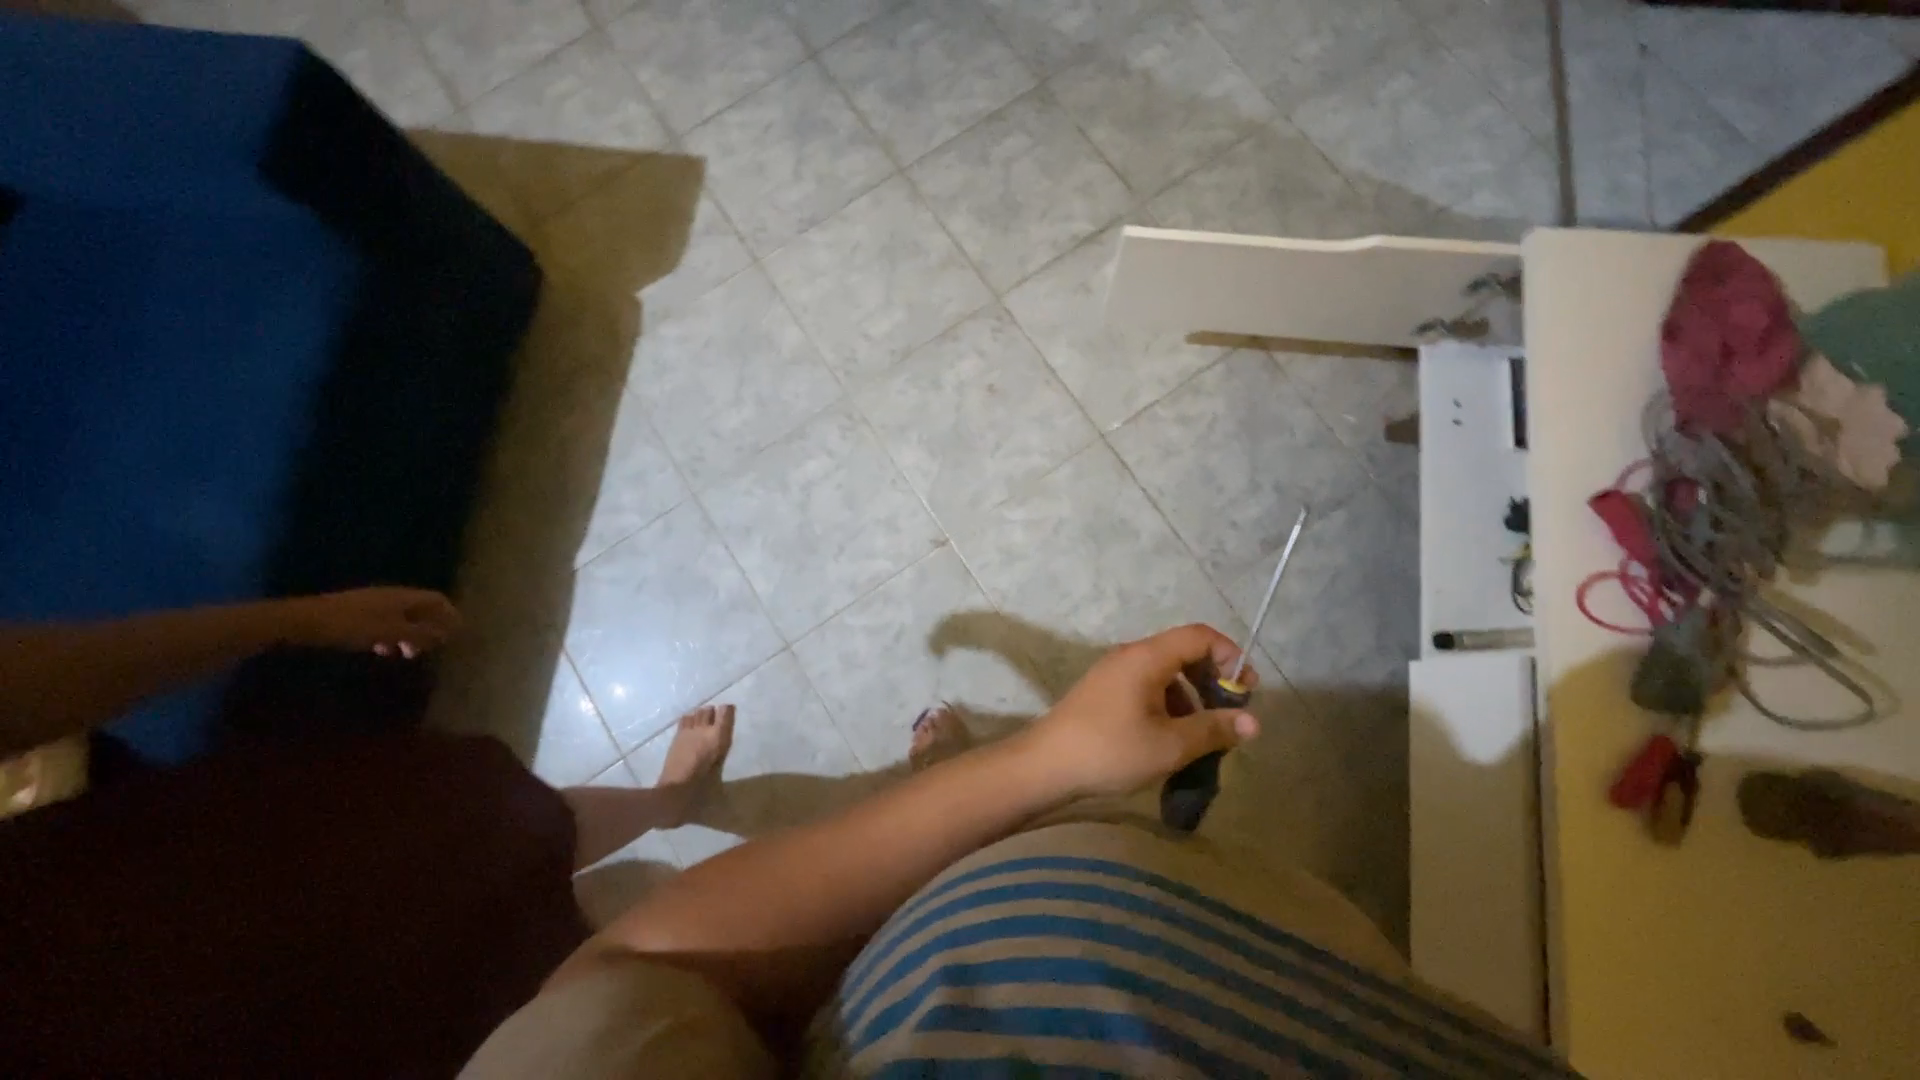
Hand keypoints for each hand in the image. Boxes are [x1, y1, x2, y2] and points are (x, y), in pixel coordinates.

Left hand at [281, 588, 460, 657]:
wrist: (306, 620)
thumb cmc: (354, 625)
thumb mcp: (391, 632)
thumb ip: (421, 634)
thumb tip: (447, 634)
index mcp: (404, 597)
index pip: (438, 600)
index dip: (450, 615)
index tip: (456, 634)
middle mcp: (393, 596)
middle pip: (421, 610)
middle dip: (429, 629)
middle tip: (428, 649)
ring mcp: (374, 603)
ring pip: (402, 618)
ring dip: (409, 635)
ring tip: (405, 654)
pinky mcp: (359, 613)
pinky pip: (385, 622)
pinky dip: (391, 635)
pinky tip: (381, 649)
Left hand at [1022, 623, 1260, 799]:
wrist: (1045, 766)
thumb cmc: (1111, 750)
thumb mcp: (1170, 745)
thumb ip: (1214, 730)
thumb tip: (1253, 722)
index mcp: (1147, 657)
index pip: (1200, 636)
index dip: (1230, 657)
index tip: (1246, 691)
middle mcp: (1129, 656)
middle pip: (1183, 653)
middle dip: (1212, 681)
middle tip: (1228, 716)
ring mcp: (1112, 674)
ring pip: (1165, 674)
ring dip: (1190, 699)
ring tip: (1201, 737)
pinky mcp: (1102, 694)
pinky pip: (1146, 688)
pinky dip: (1167, 707)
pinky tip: (1169, 740)